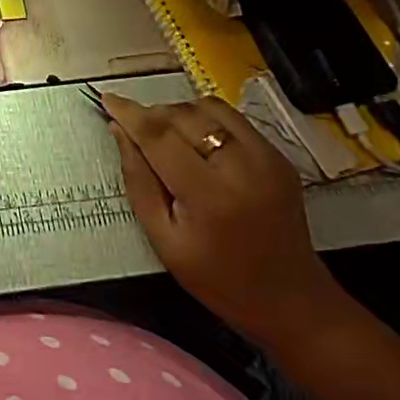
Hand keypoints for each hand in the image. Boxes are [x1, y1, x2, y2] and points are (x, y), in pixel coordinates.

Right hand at [104, 93, 339, 342]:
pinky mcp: (278, 154)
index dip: (130, 114)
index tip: (108, 99)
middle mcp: (241, 166)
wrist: (290, 299)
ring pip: (208, 108)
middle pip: (183, 116)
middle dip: (152, 114)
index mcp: (209, 195)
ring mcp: (265, 156)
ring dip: (178, 112)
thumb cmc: (218, 279)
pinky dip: (205, 118)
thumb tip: (119, 132)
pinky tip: (195, 140)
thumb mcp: (164, 240)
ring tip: (164, 135)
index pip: (160, 137)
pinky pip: (232, 117)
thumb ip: (138, 182)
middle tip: (134, 128)